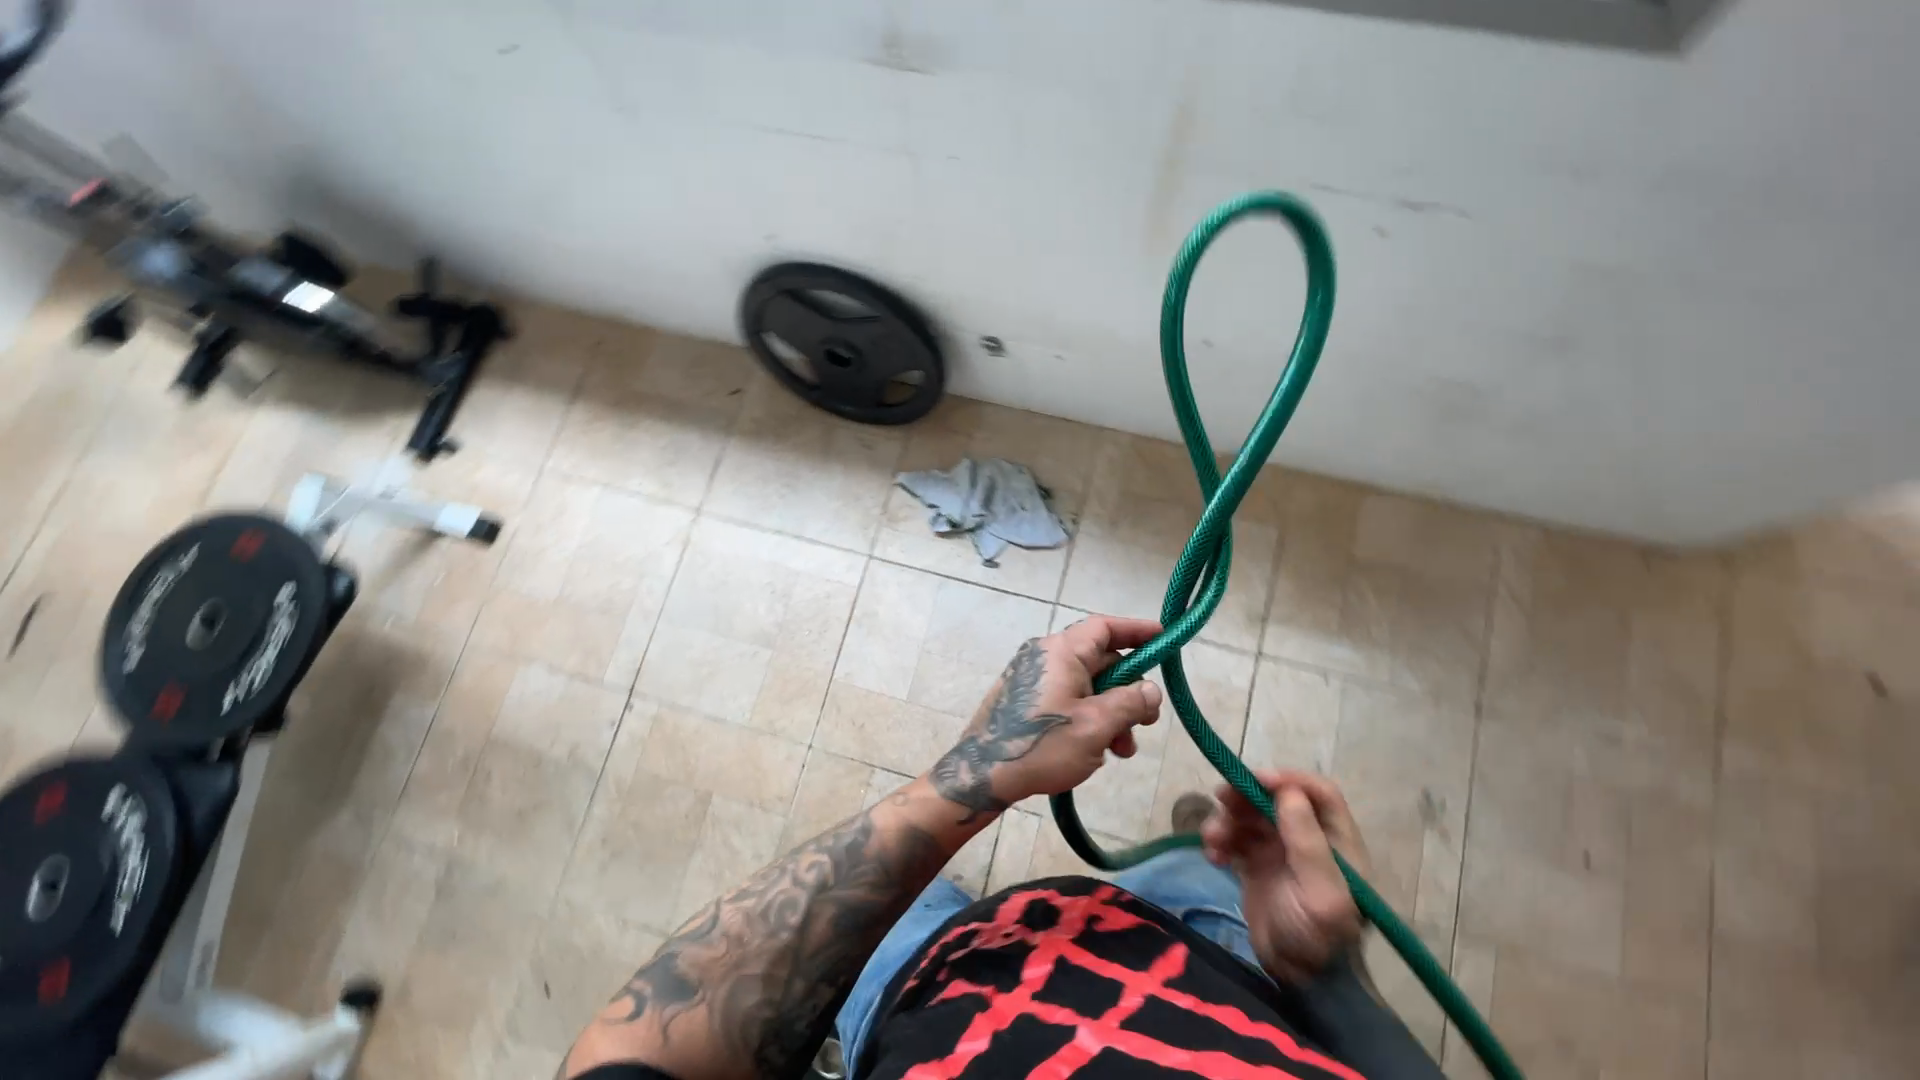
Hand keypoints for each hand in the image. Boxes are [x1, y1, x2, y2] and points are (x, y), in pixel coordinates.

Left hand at [927, 616, 1163, 820]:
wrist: (982, 775)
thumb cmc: (1041, 745)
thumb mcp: (1095, 726)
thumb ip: (1130, 703)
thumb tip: (1151, 689)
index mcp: (1060, 652)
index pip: (1104, 627)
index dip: (1136, 630)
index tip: (1163, 638)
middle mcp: (1045, 657)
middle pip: (1100, 661)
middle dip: (1128, 692)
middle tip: (1146, 723)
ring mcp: (1033, 680)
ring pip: (1086, 687)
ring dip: (1111, 714)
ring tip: (1121, 751)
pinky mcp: (1025, 702)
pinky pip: (1068, 701)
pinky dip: (1088, 719)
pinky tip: (1094, 753)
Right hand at [1201, 769, 1367, 982]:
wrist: (1299, 983)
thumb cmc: (1319, 936)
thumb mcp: (1321, 891)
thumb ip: (1307, 841)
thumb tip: (1287, 791)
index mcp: (1337, 842)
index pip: (1317, 793)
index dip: (1288, 780)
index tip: (1255, 779)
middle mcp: (1309, 839)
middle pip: (1275, 799)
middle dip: (1246, 796)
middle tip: (1221, 799)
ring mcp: (1280, 852)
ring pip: (1250, 815)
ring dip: (1227, 819)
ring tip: (1212, 839)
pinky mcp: (1255, 865)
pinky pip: (1234, 838)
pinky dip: (1220, 840)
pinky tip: (1212, 857)